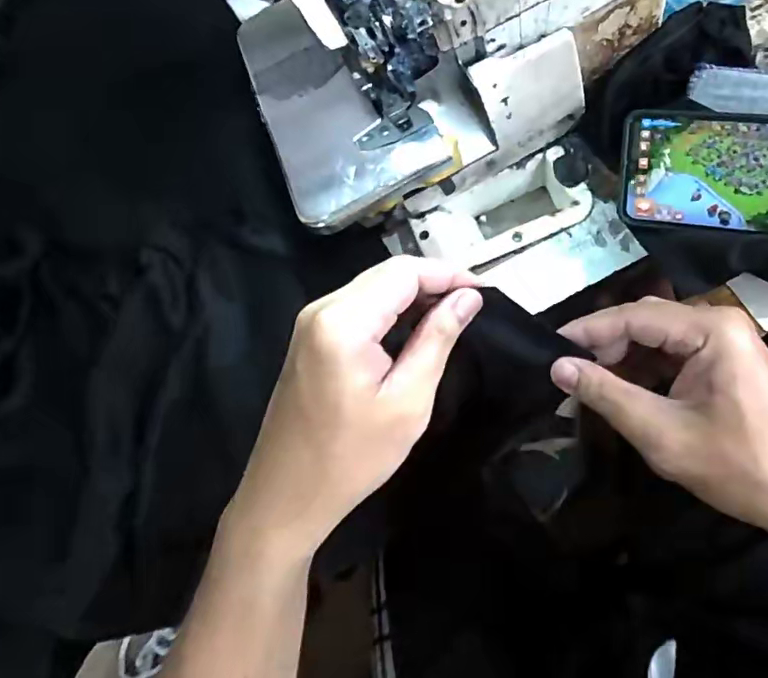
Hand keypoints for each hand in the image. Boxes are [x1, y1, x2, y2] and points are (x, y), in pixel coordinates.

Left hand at [227, 257, 483, 555]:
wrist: (285, 495)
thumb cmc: (351, 458)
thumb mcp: (408, 402)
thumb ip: (437, 339)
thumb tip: (468, 298)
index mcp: (343, 322)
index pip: (403, 272)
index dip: (446, 273)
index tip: (482, 290)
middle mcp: (322, 308)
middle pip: (386, 272)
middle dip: (431, 280)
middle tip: (471, 302)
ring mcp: (312, 319)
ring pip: (373, 284)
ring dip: (412, 292)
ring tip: (451, 311)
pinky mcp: (310, 333)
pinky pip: (358, 302)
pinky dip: (390, 305)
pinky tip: (415, 323)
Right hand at [550, 299, 767, 540]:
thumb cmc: (741, 466)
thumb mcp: (663, 434)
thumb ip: (607, 395)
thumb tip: (558, 367)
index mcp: (711, 328)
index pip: (635, 317)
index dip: (589, 331)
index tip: (551, 346)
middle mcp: (719, 321)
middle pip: (646, 320)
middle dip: (607, 344)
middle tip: (571, 371)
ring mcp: (727, 339)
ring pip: (658, 336)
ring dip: (626, 358)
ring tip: (592, 383)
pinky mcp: (728, 358)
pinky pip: (676, 352)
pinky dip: (648, 369)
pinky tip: (626, 389)